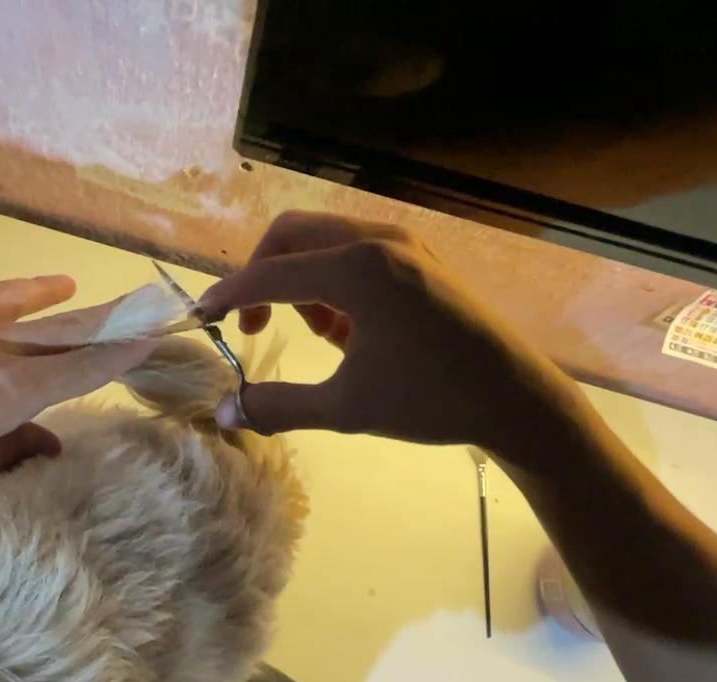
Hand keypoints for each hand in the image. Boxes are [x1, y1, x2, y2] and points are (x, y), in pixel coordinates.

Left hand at [0, 276, 153, 501]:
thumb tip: (50, 446)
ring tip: (67, 285)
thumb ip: (12, 453)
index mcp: (13, 391)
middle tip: (144, 299)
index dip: (125, 350)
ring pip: (13, 302)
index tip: (161, 332)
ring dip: (44, 292)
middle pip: (63, 328)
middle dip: (108, 315)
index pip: (85, 365)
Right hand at [199, 211, 582, 462]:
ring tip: (317, 337)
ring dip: (298, 281)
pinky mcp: (418, 254)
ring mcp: (403, 242)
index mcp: (358, 270)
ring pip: (321, 240)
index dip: (228, 295)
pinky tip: (347, 330)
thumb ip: (276, 406)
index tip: (202, 317)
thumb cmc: (429, 401)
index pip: (269, 273)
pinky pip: (352, 250)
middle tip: (254, 327)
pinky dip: (330, 281)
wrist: (515, 397)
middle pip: (290, 235)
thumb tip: (222, 413)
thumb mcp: (344, 409)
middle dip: (259, 277)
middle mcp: (378, 240)